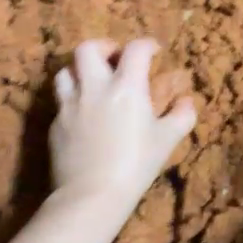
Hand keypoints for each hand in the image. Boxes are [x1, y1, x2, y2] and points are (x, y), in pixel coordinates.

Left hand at [50, 38, 197, 206]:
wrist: (91, 197)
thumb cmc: (136, 164)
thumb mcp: (168, 140)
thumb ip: (182, 115)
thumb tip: (187, 101)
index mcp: (126, 87)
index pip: (135, 49)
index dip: (147, 45)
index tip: (154, 52)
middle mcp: (95, 88)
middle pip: (87, 48)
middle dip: (103, 47)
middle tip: (115, 59)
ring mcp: (70, 105)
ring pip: (65, 71)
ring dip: (80, 71)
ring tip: (94, 82)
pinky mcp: (55, 124)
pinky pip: (61, 101)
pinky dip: (73, 99)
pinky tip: (84, 114)